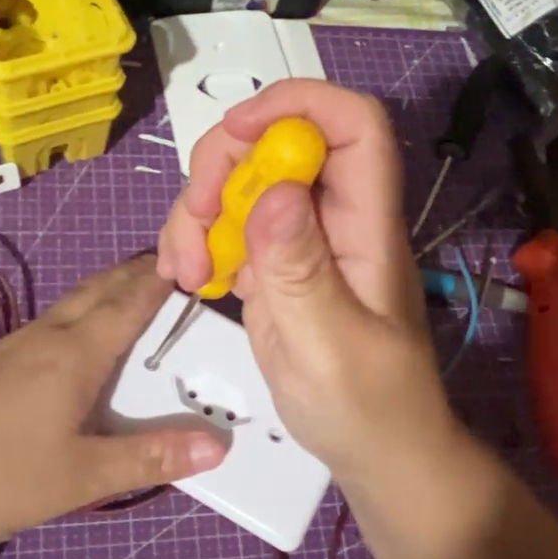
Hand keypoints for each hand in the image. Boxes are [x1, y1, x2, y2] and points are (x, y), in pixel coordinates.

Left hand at [0, 257, 225, 558]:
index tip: (183, 258)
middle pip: (92, 292)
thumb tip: (218, 445)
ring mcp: (5, 349)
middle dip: (128, 274)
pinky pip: (40, 327)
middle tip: (161, 264)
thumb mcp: (88, 475)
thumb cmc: (8, 482)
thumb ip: (153, 457)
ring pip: (63, 307)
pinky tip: (65, 344)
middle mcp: (40, 339)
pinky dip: (71, 318)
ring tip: (122, 294)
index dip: (156, 282)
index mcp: (73, 355)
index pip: (125, 305)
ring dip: (98, 293)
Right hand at [156, 80, 460, 482]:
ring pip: (240, 184)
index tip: (237, 132)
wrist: (374, 453)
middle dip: (223, 165)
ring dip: (198, 212)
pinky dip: (196, 242)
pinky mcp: (272, 268)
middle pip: (278, 145)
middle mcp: (332, 219)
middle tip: (194, 218)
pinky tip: (187, 279)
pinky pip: (226, 227)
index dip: (298, 105)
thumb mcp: (331, 346)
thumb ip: (301, 271)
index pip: (353, 126)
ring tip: (184, 270)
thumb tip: (272, 191)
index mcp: (365, 224)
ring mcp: (298, 242)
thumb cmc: (367, 405)